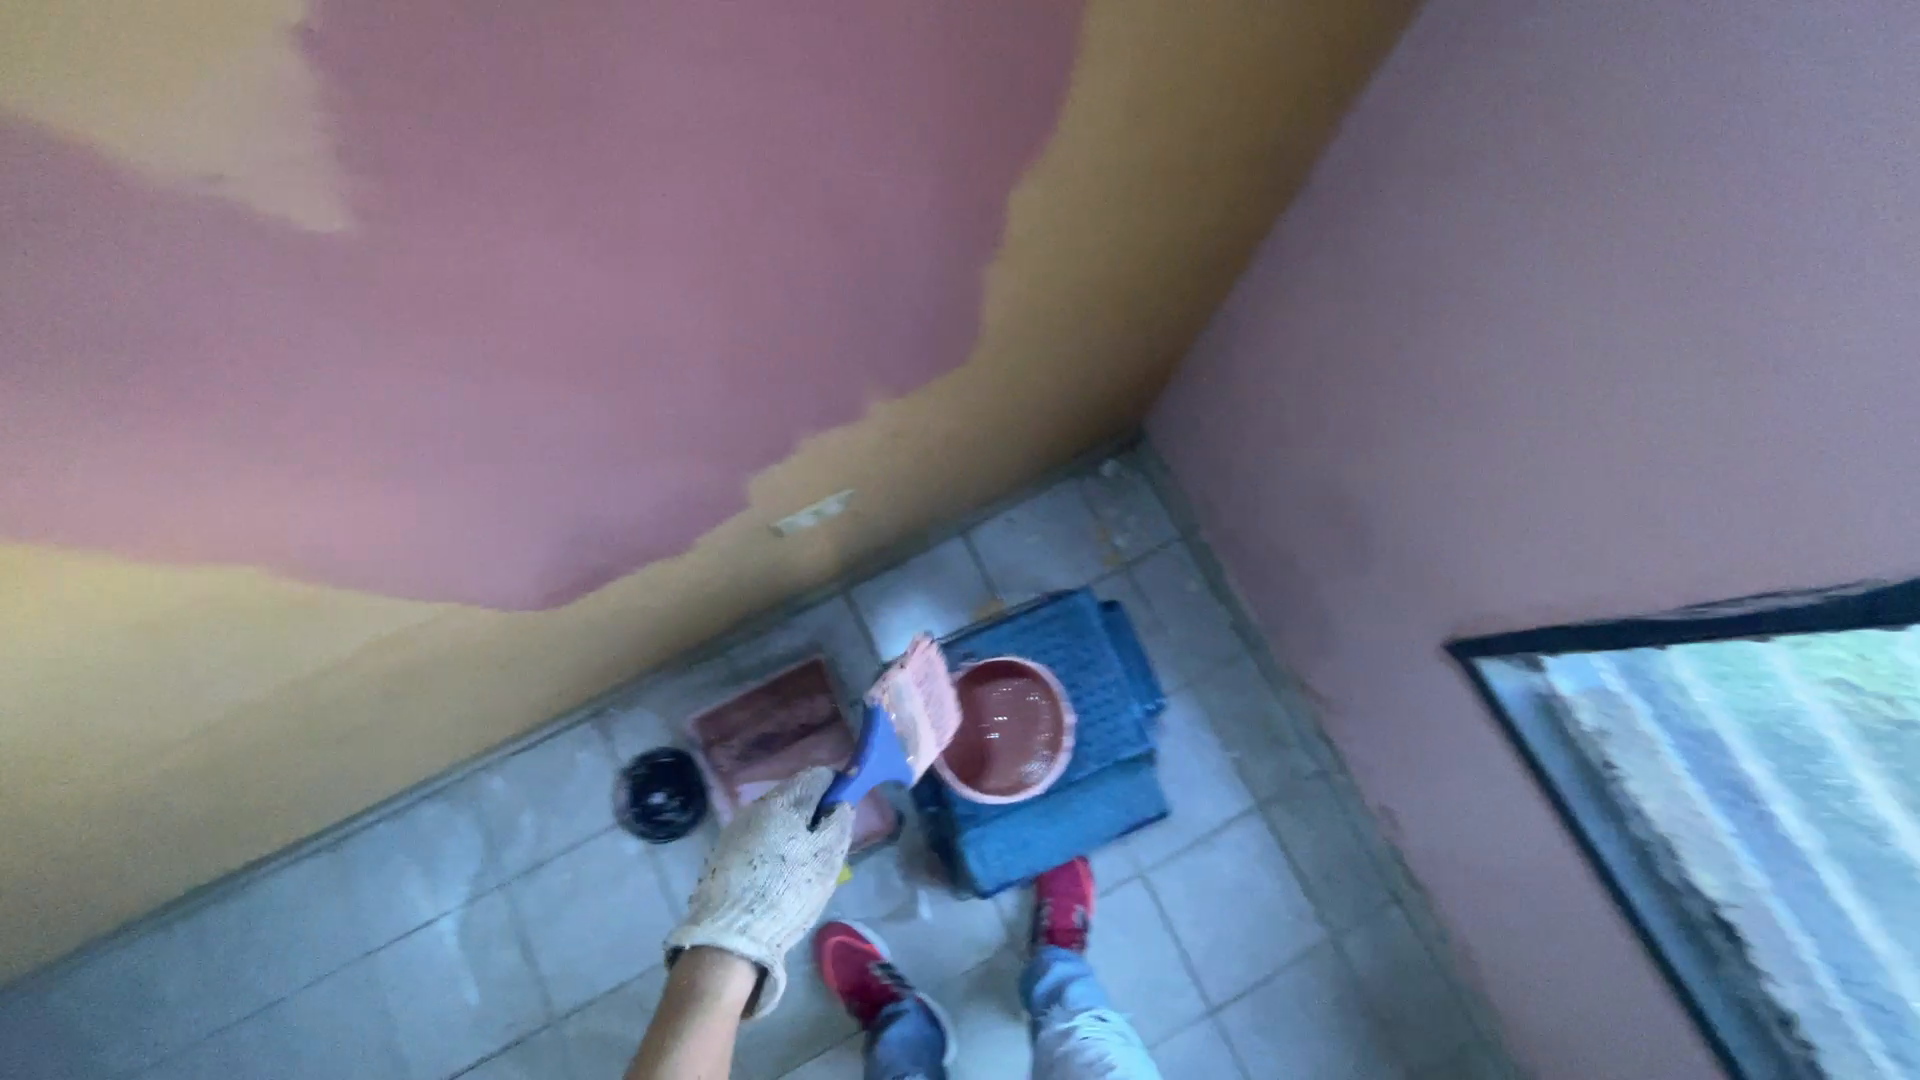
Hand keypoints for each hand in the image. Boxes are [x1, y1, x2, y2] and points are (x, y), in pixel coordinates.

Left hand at [664, 766, 853, 1016]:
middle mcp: (756, 807)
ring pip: (774, 819)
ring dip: (790, 832)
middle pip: (793, 796)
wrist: (729, 939)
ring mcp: (735, 830)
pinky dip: (771, 849)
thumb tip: (840, 803)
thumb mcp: (827, 858)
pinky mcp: (722, 855)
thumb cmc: (788, 892)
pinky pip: (756, 839)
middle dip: (812, 813)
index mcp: (783, 801)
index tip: (842, 813)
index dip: (835, 788)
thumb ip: (839, 822)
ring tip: (799, 866)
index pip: (817, 775)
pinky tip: (774, 877)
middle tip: (824, 846)